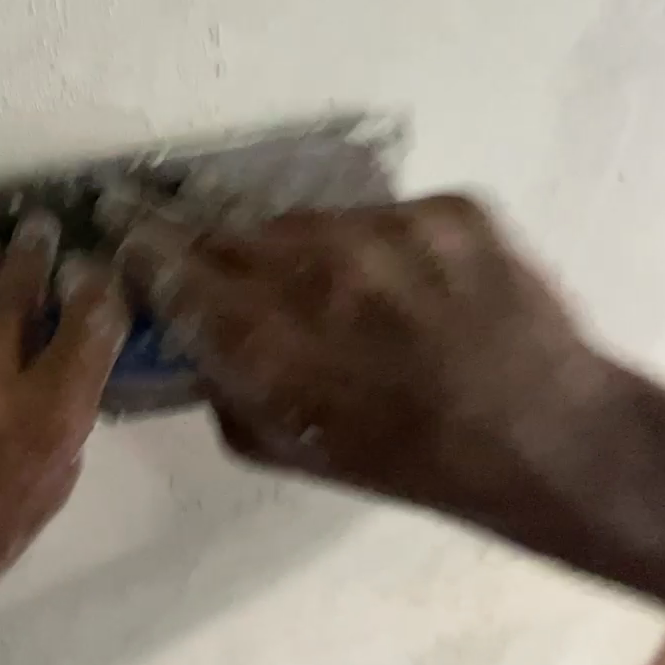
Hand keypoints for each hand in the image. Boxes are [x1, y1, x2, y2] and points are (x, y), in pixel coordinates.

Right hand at [113, 194, 622, 537]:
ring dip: (287, 249)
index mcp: (260, 336)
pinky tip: (394, 286)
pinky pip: (371, 217)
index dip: (136, 243)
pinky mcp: (446, 209)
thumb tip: (183, 333)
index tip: (114, 224)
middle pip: (220, 230)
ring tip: (323, 287)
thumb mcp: (269, 443)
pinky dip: (366, 247)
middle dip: (202, 243)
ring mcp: (384, 231)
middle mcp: (312, 270)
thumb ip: (216, 379)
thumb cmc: (391, 455)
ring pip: (295, 222)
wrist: (550, 438)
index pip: (166, 263)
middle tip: (210, 260)